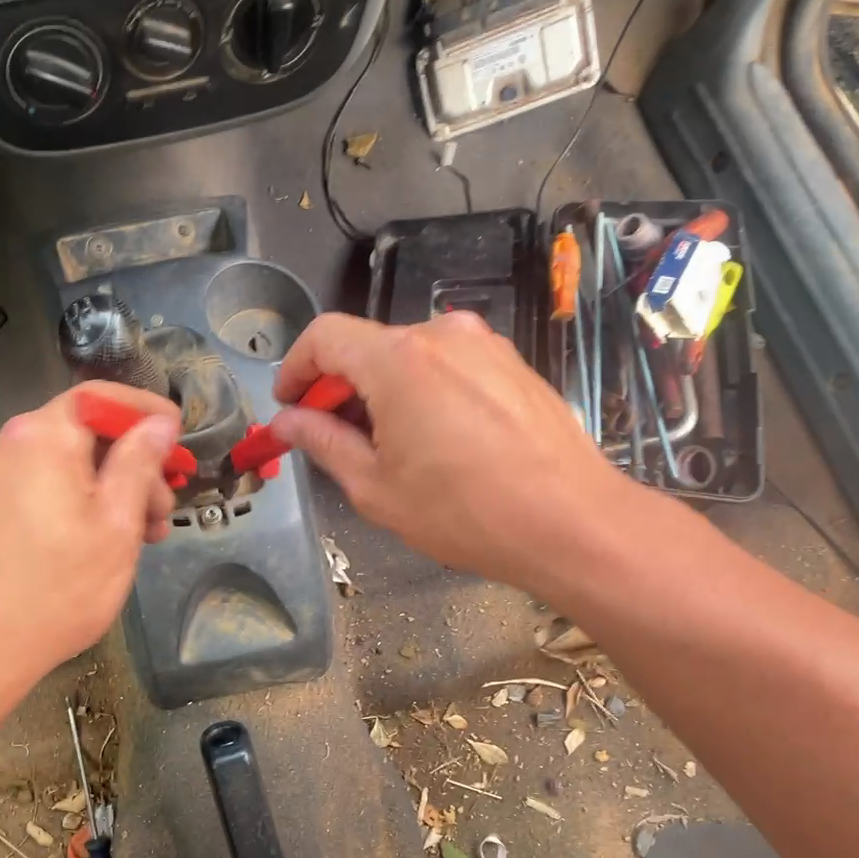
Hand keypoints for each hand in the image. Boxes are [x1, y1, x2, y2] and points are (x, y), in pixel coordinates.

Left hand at [0, 382, 181, 686]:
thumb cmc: (58, 588)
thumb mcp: (116, 524)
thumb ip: (139, 464)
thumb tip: (158, 424)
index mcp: (43, 436)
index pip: (101, 396)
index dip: (145, 411)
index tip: (179, 438)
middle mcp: (11, 442)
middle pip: (86, 432)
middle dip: (134, 464)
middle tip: (163, 513)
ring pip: (69, 463)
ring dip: (112, 489)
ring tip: (141, 537)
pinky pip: (46, 484)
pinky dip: (81, 501)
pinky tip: (103, 542)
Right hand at [270, 311, 642, 592]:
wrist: (572, 522)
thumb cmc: (463, 512)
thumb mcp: (374, 486)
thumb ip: (321, 442)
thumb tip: (286, 422)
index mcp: (398, 359)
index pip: (324, 335)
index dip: (295, 368)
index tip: (290, 406)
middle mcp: (441, 335)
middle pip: (367, 346)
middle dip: (340, 387)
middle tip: (334, 439)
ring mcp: (484, 345)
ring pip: (409, 356)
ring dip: (383, 391)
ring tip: (390, 448)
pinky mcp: (513, 363)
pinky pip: (448, 365)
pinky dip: (423, 391)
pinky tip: (436, 441)